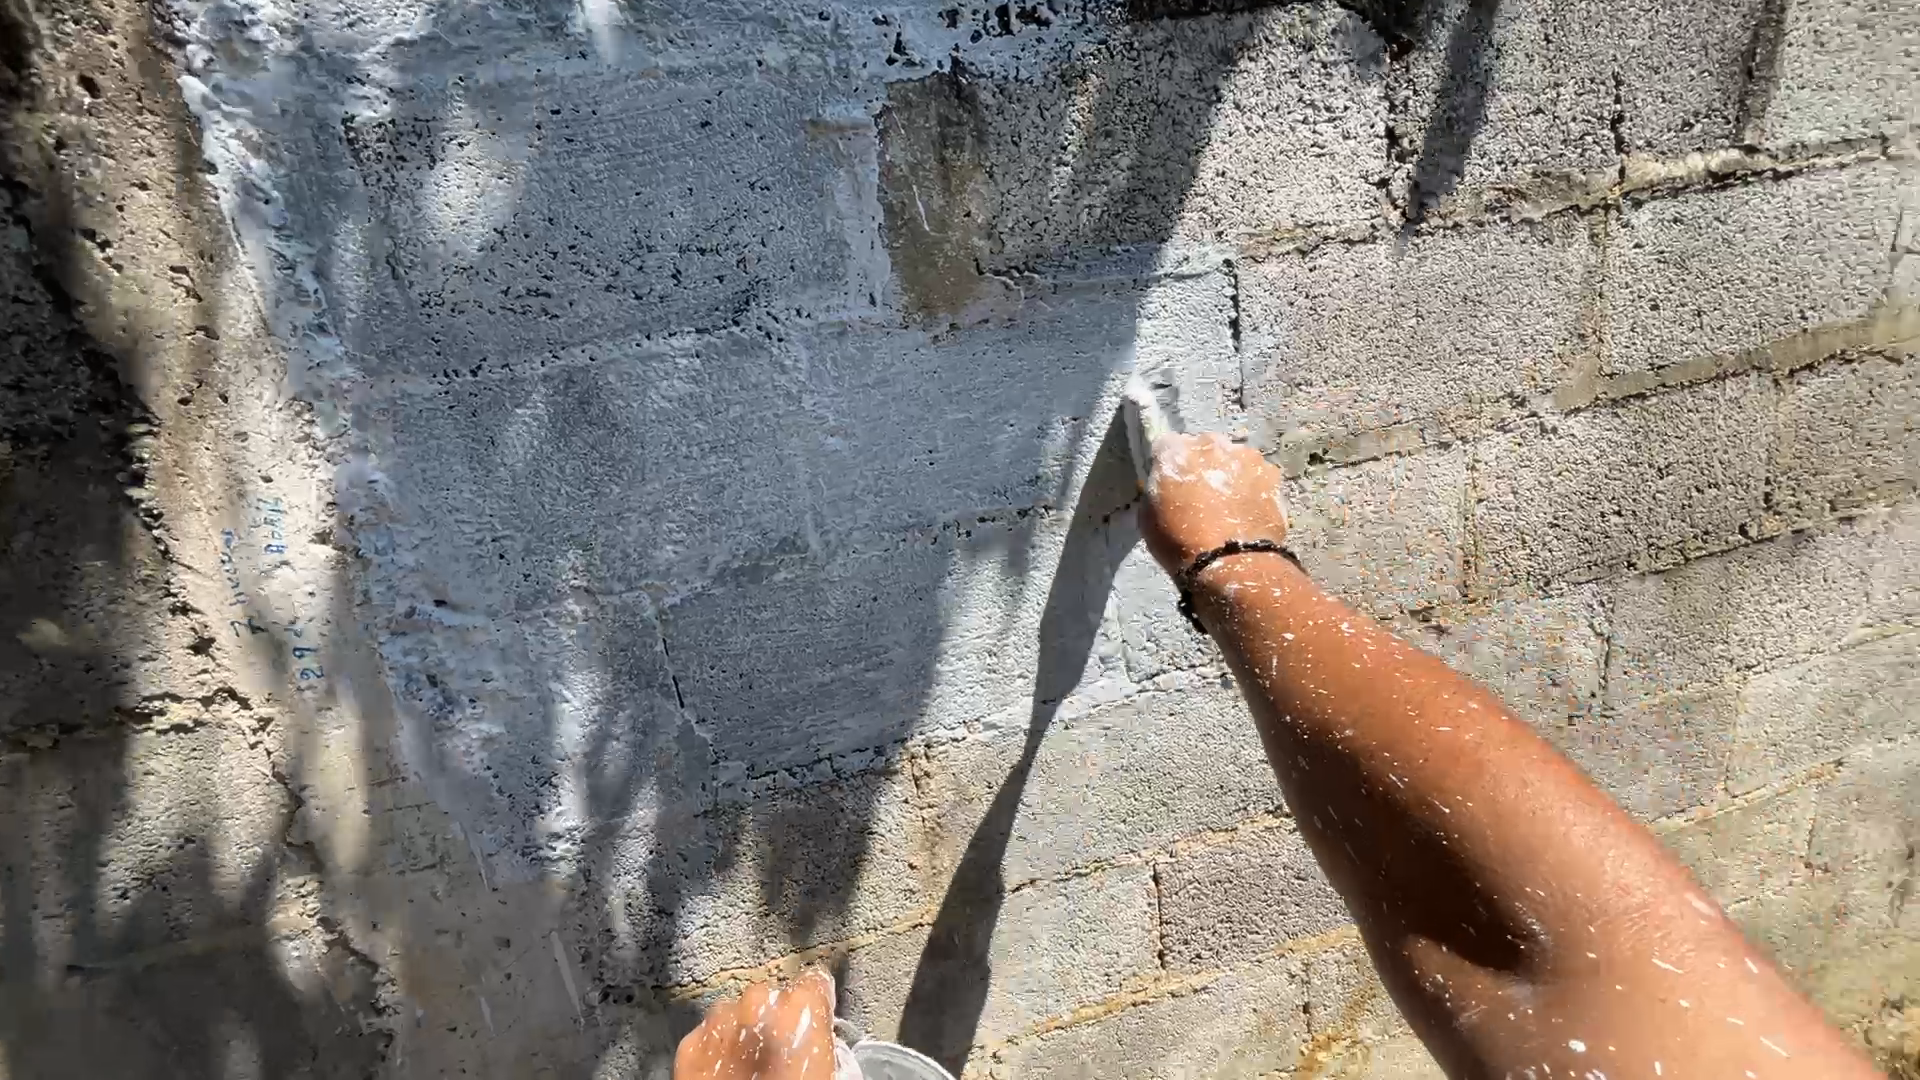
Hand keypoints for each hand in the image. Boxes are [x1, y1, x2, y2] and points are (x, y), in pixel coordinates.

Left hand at [673, 970, 836, 1079]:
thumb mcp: (826, 1073)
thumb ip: (822, 1043)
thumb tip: (818, 1041)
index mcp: (801, 1004)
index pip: (816, 982)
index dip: (815, 1004)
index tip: (812, 1022)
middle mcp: (760, 999)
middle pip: (773, 998)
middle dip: (774, 1021)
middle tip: (775, 1057)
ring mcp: (720, 1019)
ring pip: (737, 1014)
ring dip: (743, 1033)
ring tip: (746, 1068)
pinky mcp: (689, 1044)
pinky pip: (709, 1038)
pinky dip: (715, 1052)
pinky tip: (722, 1077)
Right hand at [1139, 432, 1288, 576]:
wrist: (1231, 563)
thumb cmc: (1180, 543)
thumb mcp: (1148, 518)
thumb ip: (1155, 491)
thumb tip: (1163, 486)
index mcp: (1173, 452)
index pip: (1164, 444)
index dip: (1165, 463)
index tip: (1168, 481)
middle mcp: (1209, 444)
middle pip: (1201, 445)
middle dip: (1199, 463)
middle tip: (1197, 493)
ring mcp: (1244, 456)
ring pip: (1231, 457)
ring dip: (1226, 472)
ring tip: (1225, 503)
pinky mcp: (1270, 473)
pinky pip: (1254, 473)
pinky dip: (1250, 485)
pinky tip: (1245, 509)